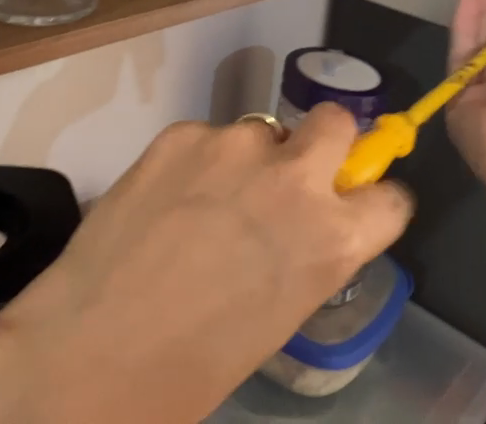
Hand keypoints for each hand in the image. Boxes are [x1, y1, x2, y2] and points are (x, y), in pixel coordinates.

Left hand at [0, 106, 412, 423]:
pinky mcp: (180, 132)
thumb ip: (304, 254)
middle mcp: (294, 177)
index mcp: (332, 238)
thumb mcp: (279, 315)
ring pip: (261, 129)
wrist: (94, 345)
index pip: (391, 195)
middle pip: (336, 121)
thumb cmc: (194, 363)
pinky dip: (196, 160)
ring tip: (204, 200)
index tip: (351, 208)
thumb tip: (302, 227)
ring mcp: (233, 144)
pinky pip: (205, 137)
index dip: (370, 202)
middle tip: (287, 176)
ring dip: (248, 158)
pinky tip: (165, 199)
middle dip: (323, 143)